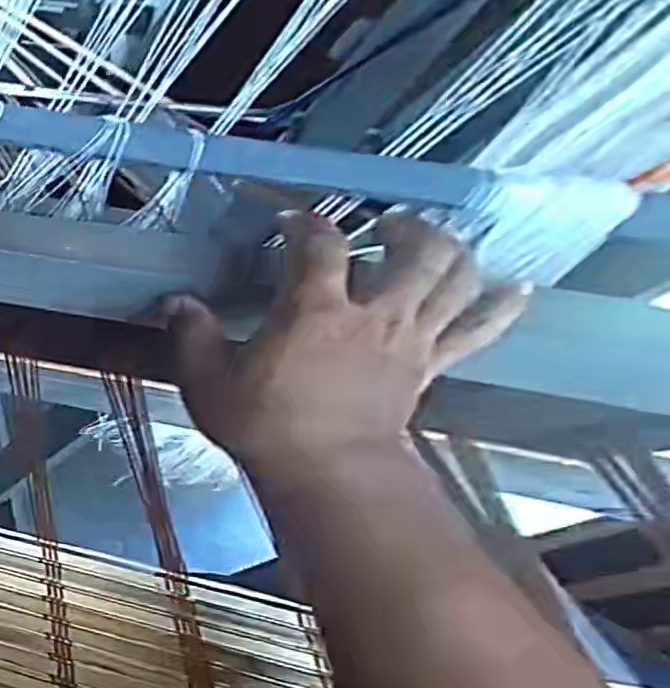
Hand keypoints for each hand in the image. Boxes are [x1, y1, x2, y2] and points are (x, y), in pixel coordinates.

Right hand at [167, 212, 528, 478]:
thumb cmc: (259, 422)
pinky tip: (511, 288)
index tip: (291, 220)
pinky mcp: (430, 364)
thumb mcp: (206, 379)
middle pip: (413, 251)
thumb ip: (192, 335)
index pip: (318, 248)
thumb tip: (176, 302)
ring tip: (433, 240)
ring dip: (450, 250)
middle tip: (384, 223)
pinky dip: (500, 304)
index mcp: (312, 312)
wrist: (324, 467)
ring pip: (454, 277)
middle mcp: (372, 314)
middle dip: (402, 227)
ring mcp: (410, 338)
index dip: (306, 225)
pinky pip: (479, 328)